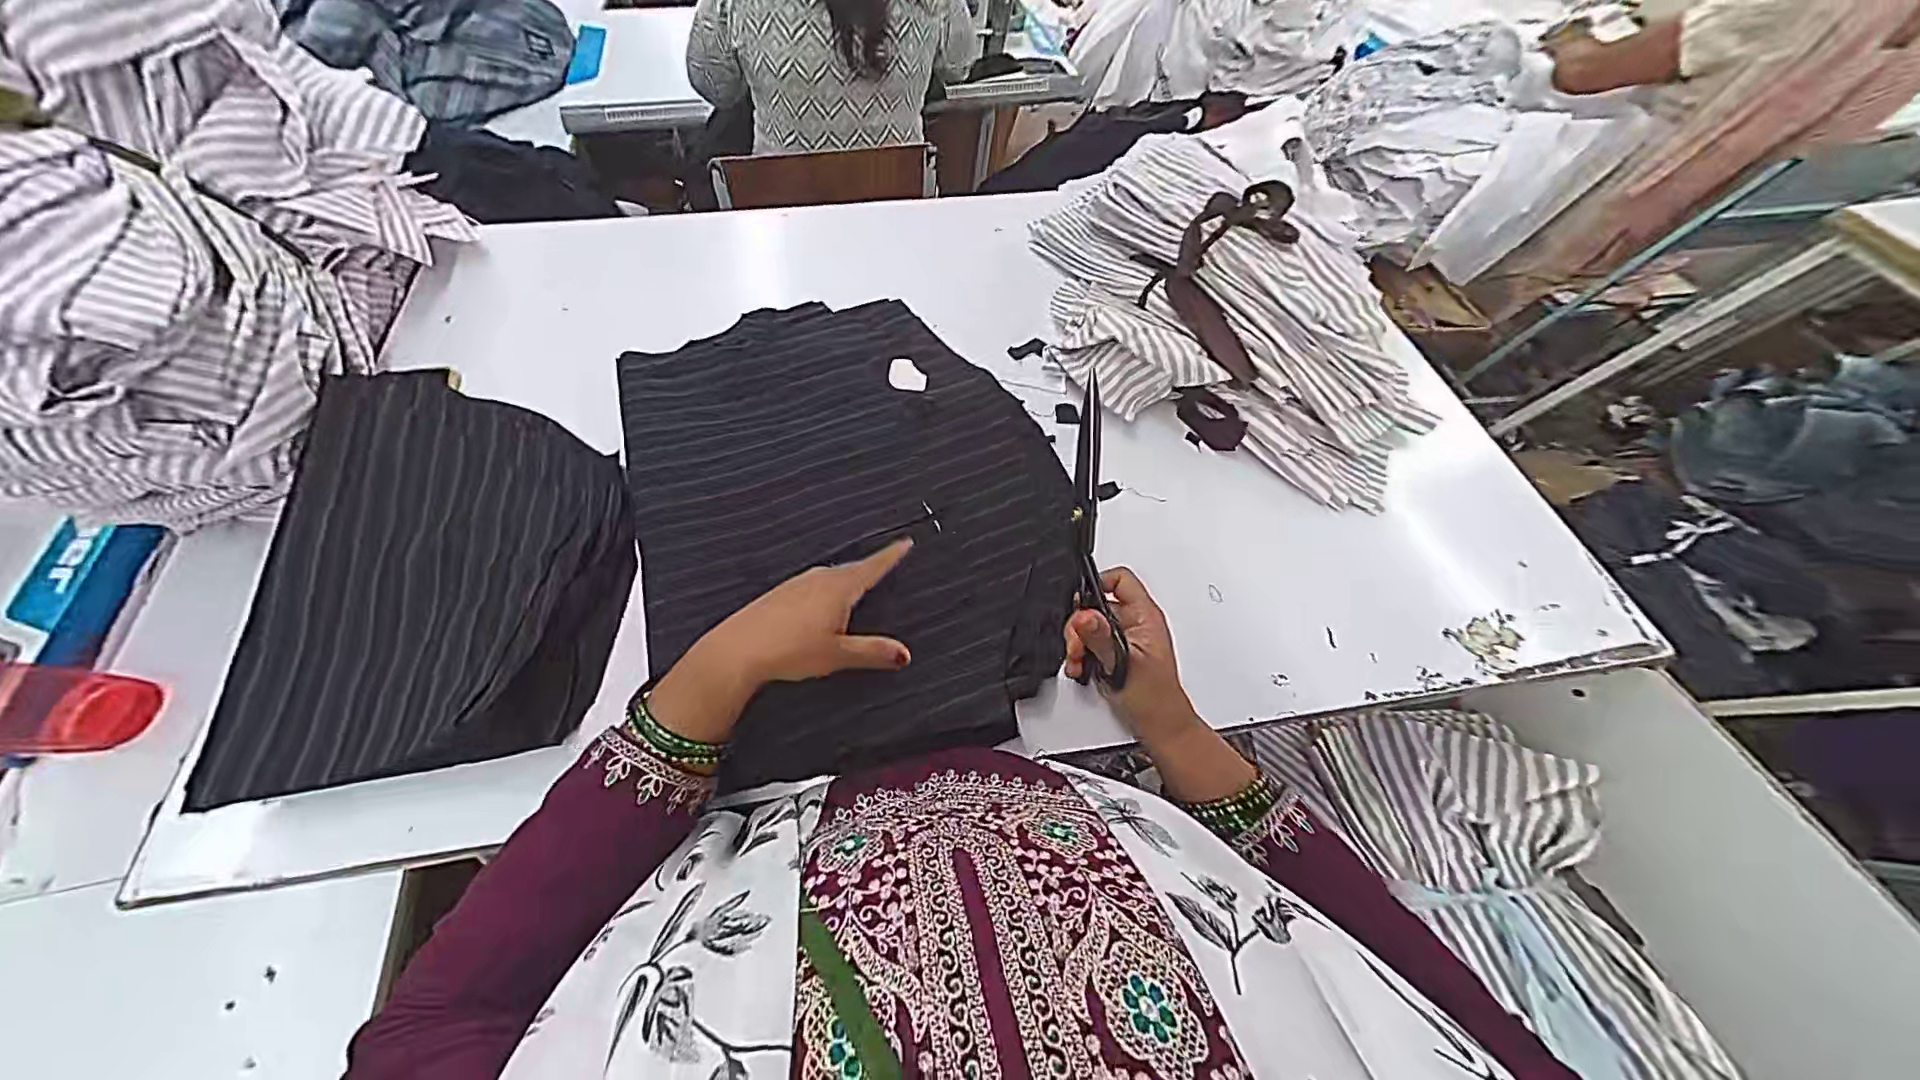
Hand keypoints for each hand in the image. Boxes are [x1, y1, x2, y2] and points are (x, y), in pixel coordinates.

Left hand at [648, 539, 913, 744]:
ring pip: (830, 577)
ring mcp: (797, 584)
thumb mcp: (838, 654)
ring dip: (845, 581)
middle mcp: (818, 579)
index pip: (873, 566)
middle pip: (853, 569)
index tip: (905, 543)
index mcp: (839, 588)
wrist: (737, 651)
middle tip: (885, 565)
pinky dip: (823, 591)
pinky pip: (811, 585)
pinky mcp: (780, 594)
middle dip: (870, 568)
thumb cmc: (786, 650)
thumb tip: (902, 653)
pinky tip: (820, 607)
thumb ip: (873, 651)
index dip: (892, 555)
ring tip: (855, 591)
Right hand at [1063, 566, 1255, 802]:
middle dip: (1080, 624)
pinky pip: (1089, 642)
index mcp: (1144, 617)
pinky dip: (1080, 654)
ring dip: (1077, 642)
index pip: (1120, 580)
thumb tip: (1084, 615)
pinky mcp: (1113, 652)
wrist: (1159, 726)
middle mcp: (1135, 623)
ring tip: (1080, 659)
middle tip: (1078, 644)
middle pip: (1097, 604)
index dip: (1097, 585)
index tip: (1082, 606)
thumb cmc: (1154, 699)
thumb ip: (1101, 636)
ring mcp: (1124, 638)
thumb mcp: (1123, 663)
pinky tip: (1081, 666)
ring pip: (1089, 625)